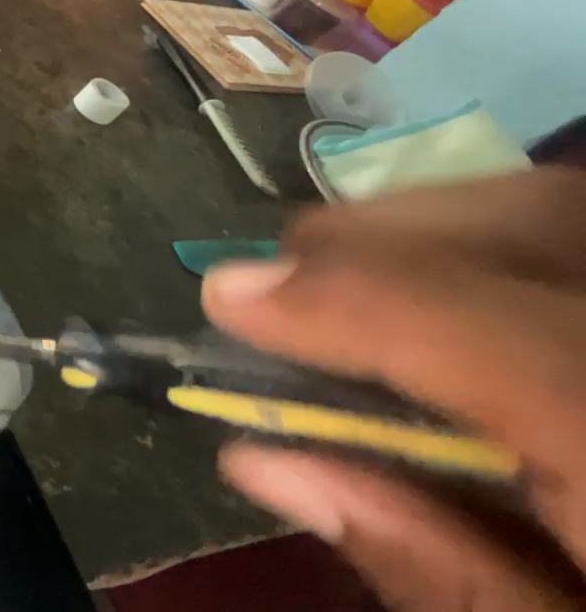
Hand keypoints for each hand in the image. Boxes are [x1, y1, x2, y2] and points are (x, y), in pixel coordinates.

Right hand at [202, 168, 585, 609]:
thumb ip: (440, 574)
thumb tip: (261, 462)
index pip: (496, 333)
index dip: (341, 300)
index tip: (230, 300)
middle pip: (550, 226)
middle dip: (379, 243)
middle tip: (284, 289)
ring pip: (570, 206)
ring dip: (441, 232)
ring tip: (365, 290)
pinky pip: (578, 235)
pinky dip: (517, 242)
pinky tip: (472, 307)